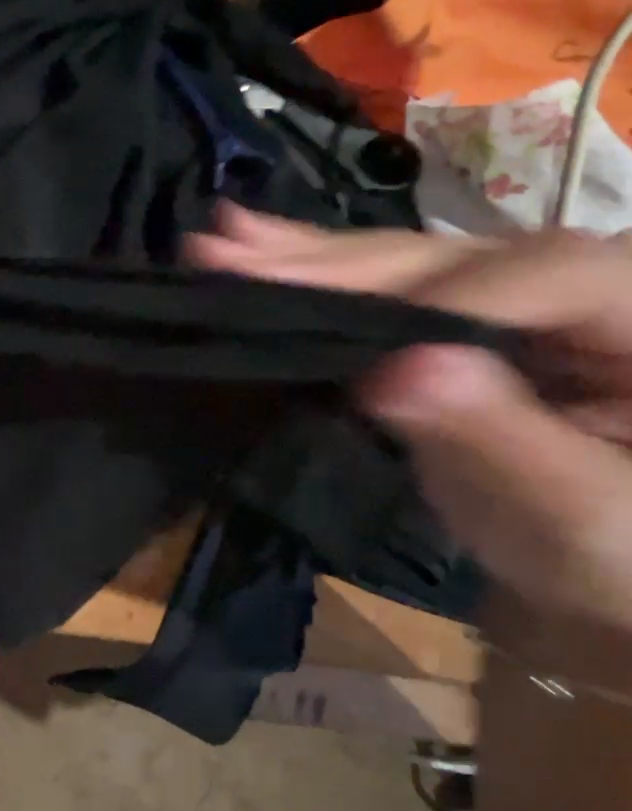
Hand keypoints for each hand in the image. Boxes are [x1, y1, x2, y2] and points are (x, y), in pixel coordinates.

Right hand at [190, 202, 631, 638]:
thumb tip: (400, 371)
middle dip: (341, 264)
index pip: (551, 276)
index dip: (442, 299)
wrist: (608, 568)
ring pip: (418, 265)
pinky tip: (256, 246)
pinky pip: (396, 290)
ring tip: (218, 242)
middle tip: (229, 252)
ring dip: (310, 260)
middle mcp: (598, 286)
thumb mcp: (575, 511)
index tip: (340, 341)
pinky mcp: (474, 320)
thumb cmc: (611, 556)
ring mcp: (532, 298)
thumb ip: (498, 436)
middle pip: (464, 257)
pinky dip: (319, 276)